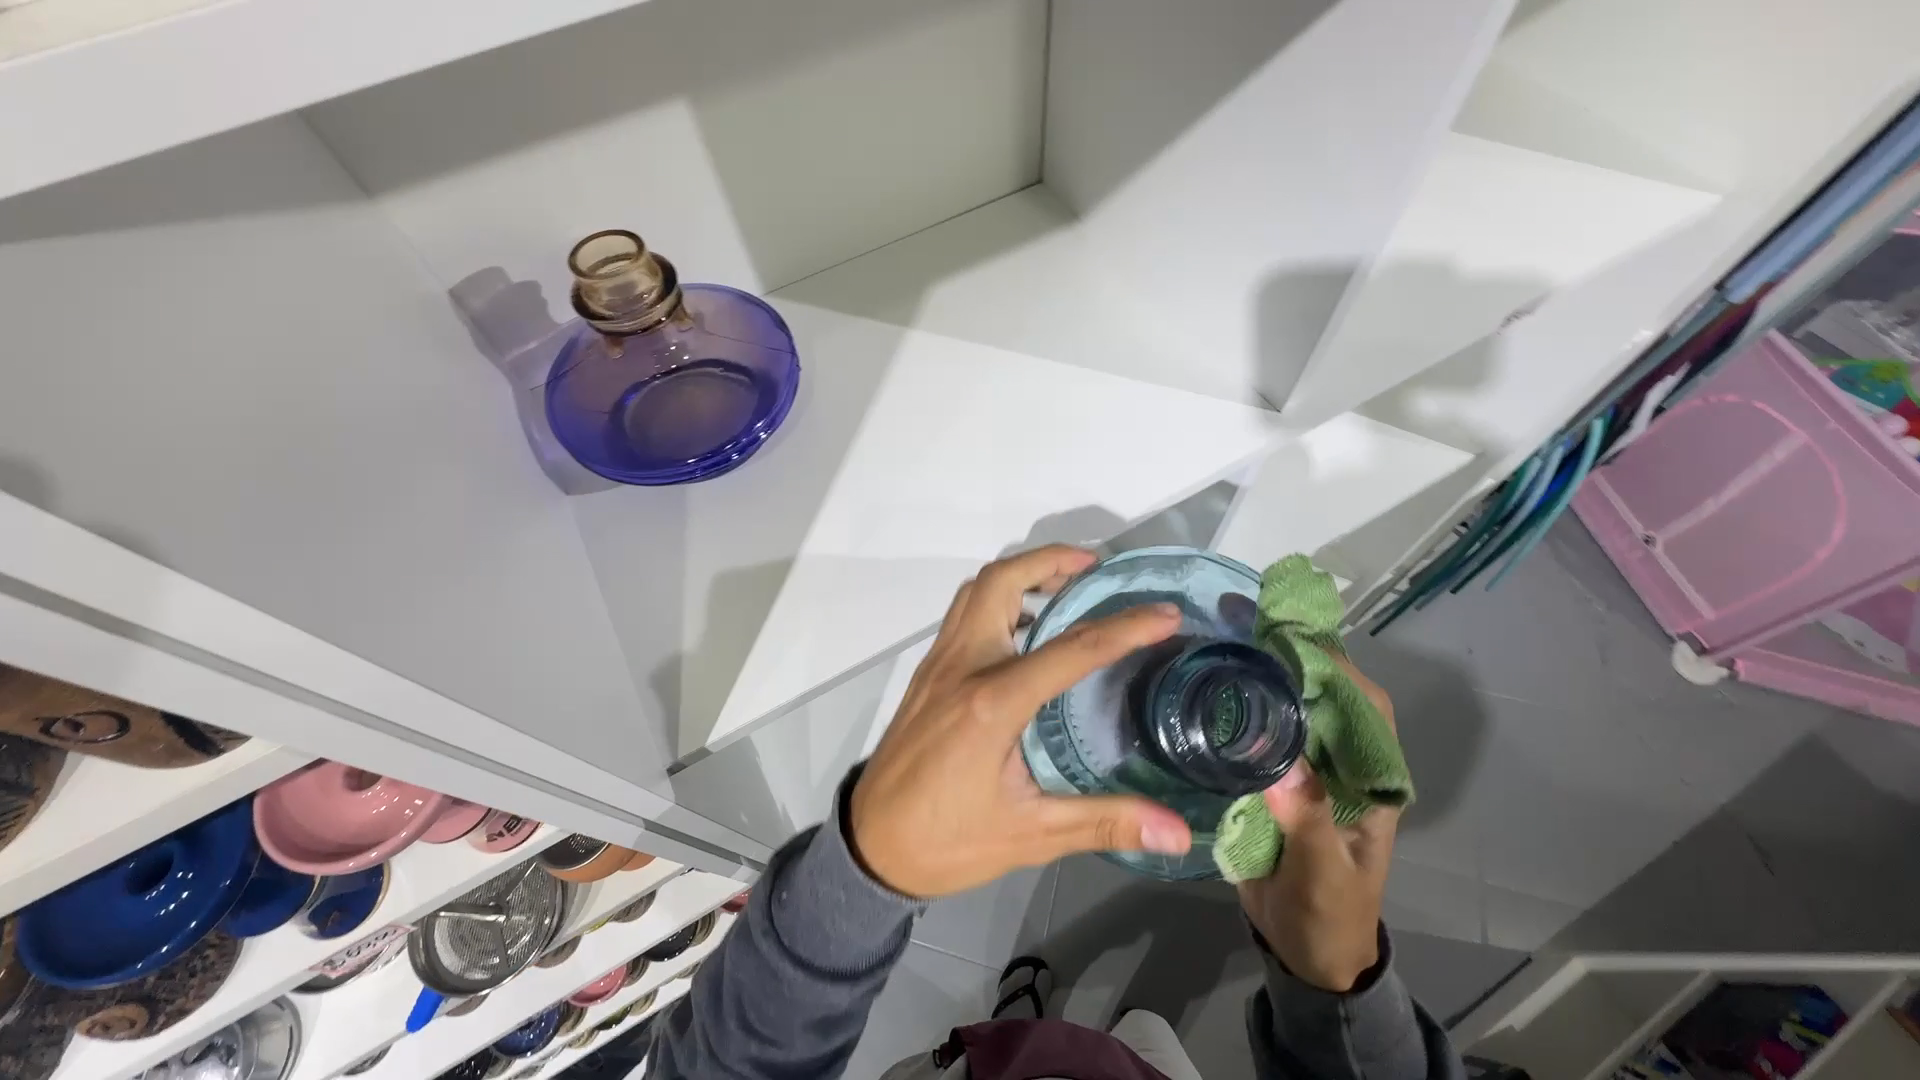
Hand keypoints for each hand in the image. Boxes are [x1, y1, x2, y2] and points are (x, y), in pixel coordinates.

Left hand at [849, 545, 1194, 898]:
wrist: (870, 847)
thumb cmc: (948, 841)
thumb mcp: (1029, 835)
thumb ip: (1104, 822)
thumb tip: (1179, 834)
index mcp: (992, 701)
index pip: (1071, 649)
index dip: (1124, 627)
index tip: (1164, 613)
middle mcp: (962, 666)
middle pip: (1001, 582)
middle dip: (1051, 561)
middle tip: (1097, 568)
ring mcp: (938, 664)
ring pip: (976, 590)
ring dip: (1020, 574)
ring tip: (1066, 587)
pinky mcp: (927, 673)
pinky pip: (962, 612)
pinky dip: (996, 598)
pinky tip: (1026, 629)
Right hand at [1236, 656, 1399, 991]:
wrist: (1305, 952)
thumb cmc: (1330, 915)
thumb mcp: (1324, 875)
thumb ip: (1308, 822)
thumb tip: (1281, 767)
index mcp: (1371, 783)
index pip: (1369, 712)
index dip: (1341, 672)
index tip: (1296, 644)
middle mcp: (1341, 767)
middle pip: (1326, 701)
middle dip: (1295, 662)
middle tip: (1249, 628)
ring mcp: (1305, 774)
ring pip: (1291, 714)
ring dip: (1264, 681)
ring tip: (1224, 647)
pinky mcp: (1272, 784)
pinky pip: (1258, 739)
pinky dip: (1239, 714)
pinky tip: (1208, 693)